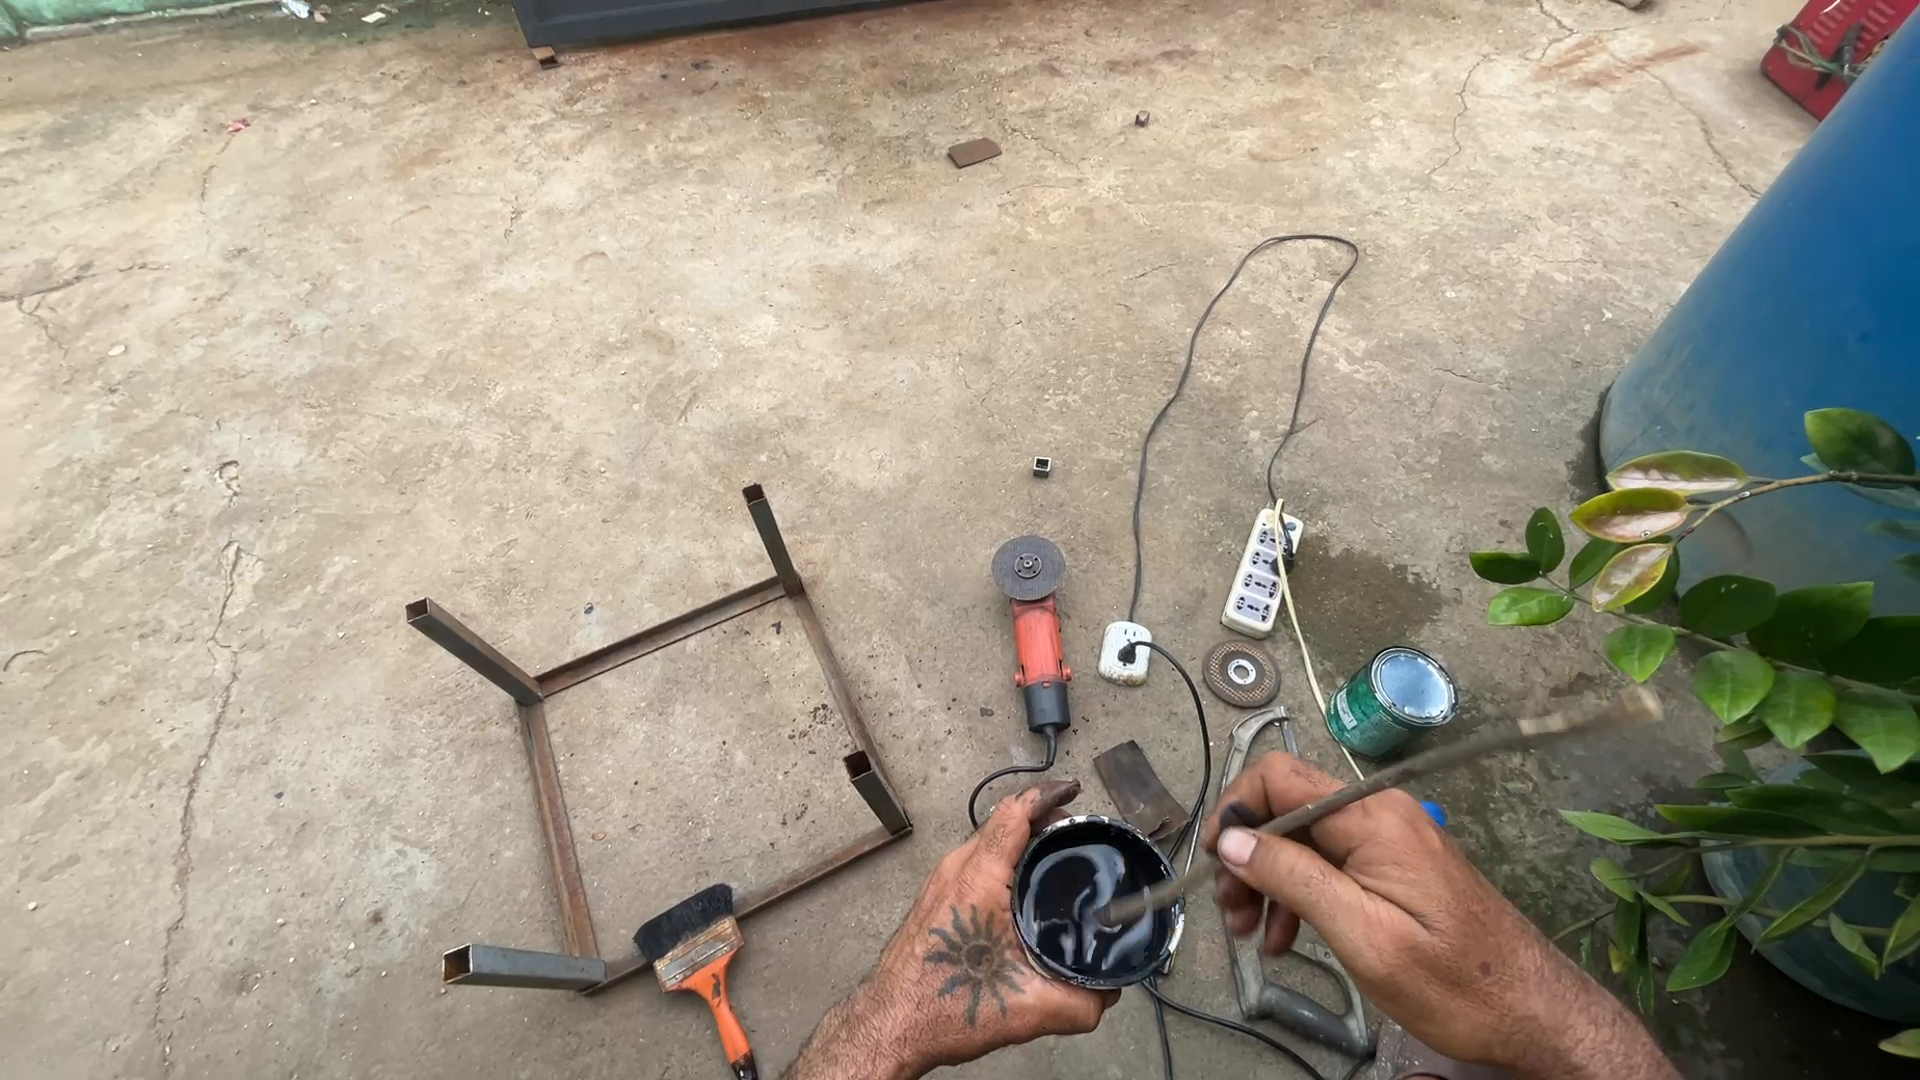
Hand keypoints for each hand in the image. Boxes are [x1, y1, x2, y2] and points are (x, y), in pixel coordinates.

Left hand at [782, 780, 1118, 1079]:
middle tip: (1074, 829)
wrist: (889, 1022)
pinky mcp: (935, 893)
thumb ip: (1079, 1002)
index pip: (1015, 813)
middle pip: (1003, 819)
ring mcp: (941, 878)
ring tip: (1052, 851)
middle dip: (1041, 815)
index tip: (1074, 789)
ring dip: (1020, 835)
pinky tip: (1018, 881)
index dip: (1047, 795)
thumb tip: (1109, 992)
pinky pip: (974, 856)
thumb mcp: (1025, 1009)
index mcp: (979, 877)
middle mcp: (957, 867)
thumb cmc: (945, 1006)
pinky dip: (1002, 853)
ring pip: (986, 837)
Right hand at [1204, 753, 1676, 1079]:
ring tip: (1249, 929)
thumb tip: (1231, 840)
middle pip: (1284, 807)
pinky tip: (1285, 934)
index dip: (1235, 808)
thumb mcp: (1363, 935)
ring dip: (1266, 878)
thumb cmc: (1454, 984)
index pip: (1278, 777)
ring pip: (1300, 836)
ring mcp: (1385, 836)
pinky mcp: (1390, 862)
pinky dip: (1297, 891)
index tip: (1215, 857)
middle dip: (1247, 853)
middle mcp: (1375, 811)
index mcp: (1370, 816)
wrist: (1541, 1020)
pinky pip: (1326, 860)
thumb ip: (1293, 877)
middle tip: (1228, 908)